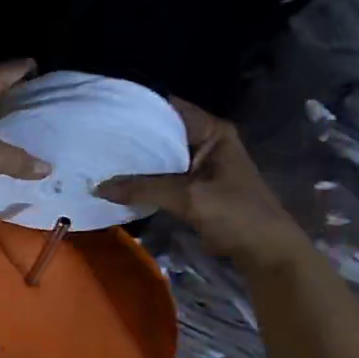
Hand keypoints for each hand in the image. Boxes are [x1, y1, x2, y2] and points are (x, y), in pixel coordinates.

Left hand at [0, 60, 51, 200]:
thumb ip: (21, 160)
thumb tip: (47, 168)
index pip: (17, 67)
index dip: (39, 76)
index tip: (58, 92)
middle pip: (2, 81)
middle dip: (24, 96)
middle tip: (48, 114)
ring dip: (5, 111)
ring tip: (30, 127)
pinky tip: (0, 138)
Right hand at [95, 98, 311, 268]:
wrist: (264, 251)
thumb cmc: (236, 214)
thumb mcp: (189, 197)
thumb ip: (144, 189)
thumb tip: (97, 187)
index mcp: (213, 131)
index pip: (170, 108)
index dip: (139, 106)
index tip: (106, 108)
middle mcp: (205, 141)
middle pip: (161, 131)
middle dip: (131, 134)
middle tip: (93, 133)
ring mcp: (198, 165)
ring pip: (159, 156)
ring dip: (134, 159)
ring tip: (98, 154)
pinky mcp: (191, 186)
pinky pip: (160, 176)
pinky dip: (142, 179)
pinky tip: (115, 180)